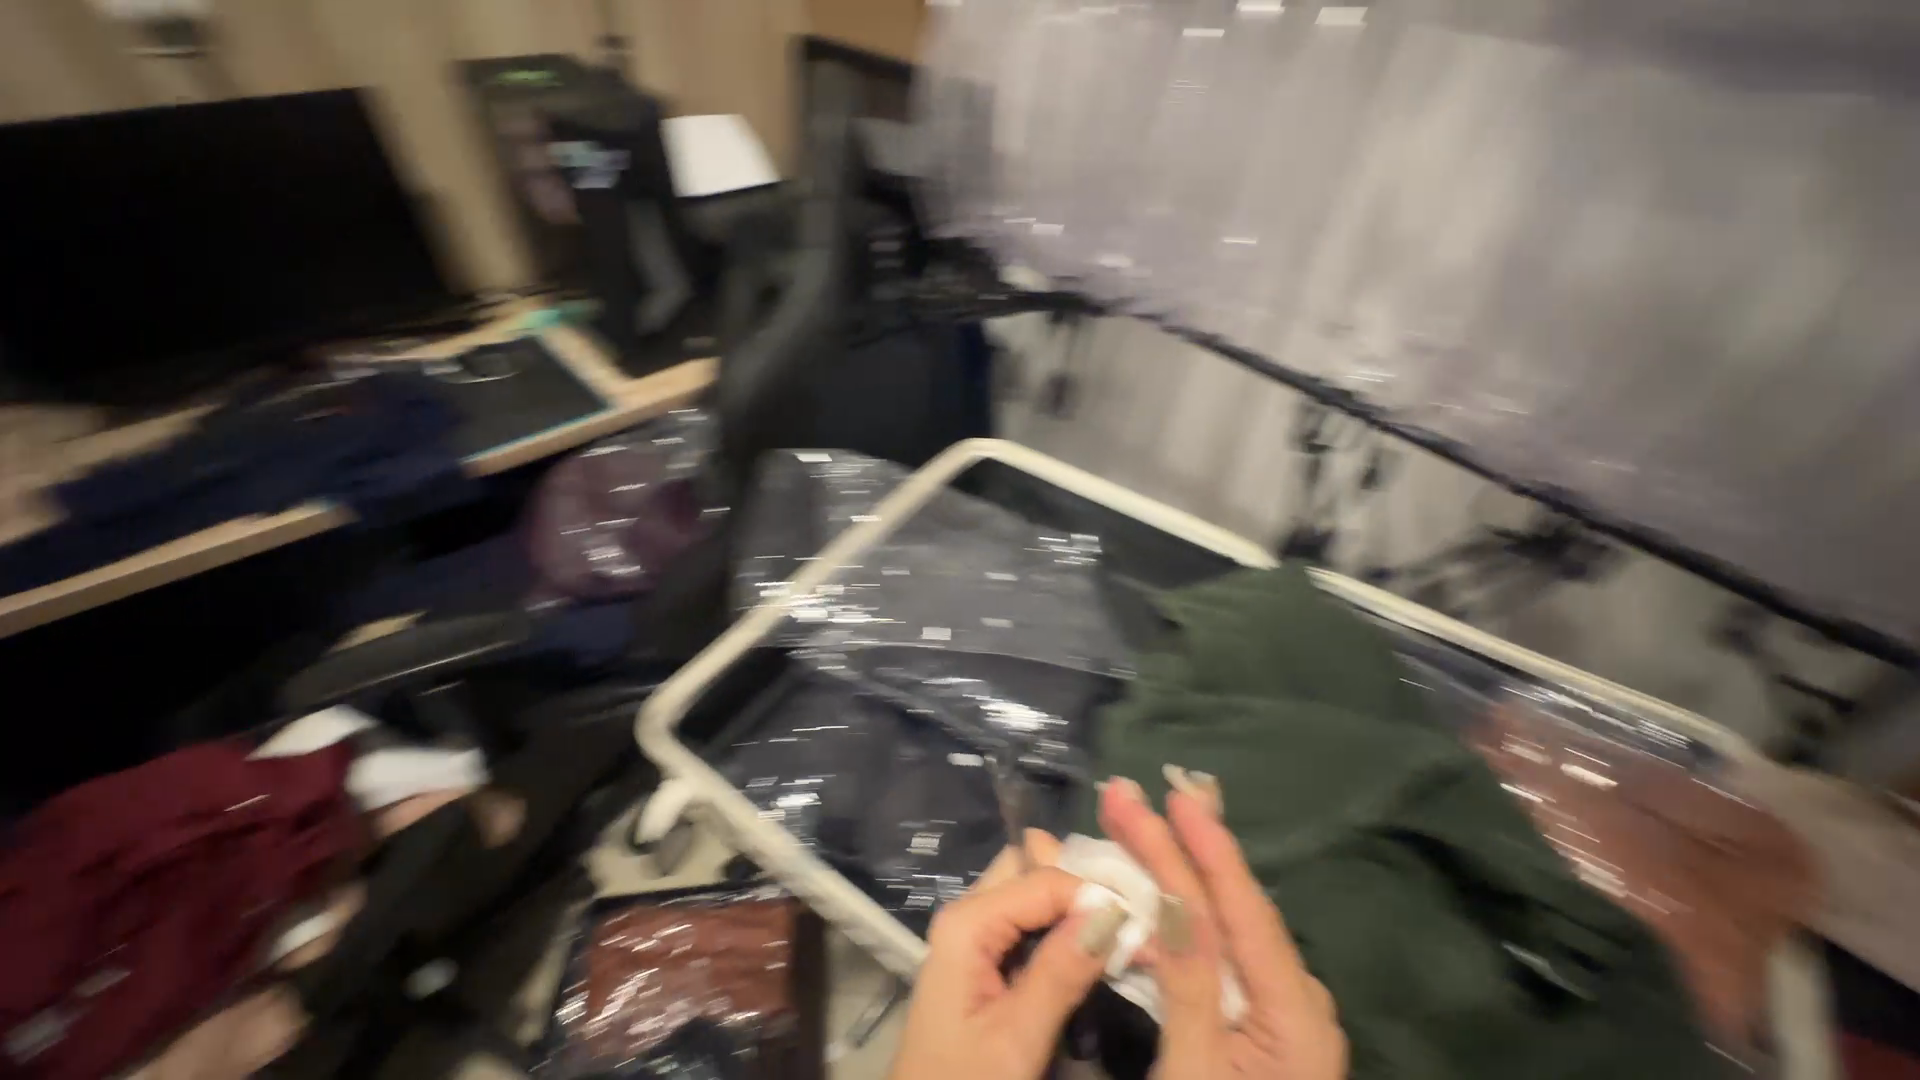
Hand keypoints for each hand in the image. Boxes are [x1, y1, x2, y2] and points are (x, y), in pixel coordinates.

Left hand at [889, 852, 1123, 1079]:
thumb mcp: (1016, 1039)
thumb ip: (1060, 973)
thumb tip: (1110, 912)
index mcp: (969, 922)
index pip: (1044, 878)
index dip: (1094, 895)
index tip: (1143, 926)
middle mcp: (969, 912)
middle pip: (1032, 866)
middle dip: (1083, 886)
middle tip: (1129, 925)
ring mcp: (976, 931)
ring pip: (1033, 889)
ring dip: (1077, 907)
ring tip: (1122, 939)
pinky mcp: (986, 954)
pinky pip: (1029, 919)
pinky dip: (1064, 928)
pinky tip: (1094, 953)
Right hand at [1100, 773, 1347, 1079]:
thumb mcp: (1193, 1077)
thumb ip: (1191, 989)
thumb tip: (1176, 903)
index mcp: (1297, 1016)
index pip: (1245, 913)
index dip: (1208, 848)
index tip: (1174, 797)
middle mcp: (1296, 998)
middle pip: (1228, 907)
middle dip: (1174, 846)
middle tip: (1125, 795)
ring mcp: (1275, 1007)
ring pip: (1218, 922)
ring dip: (1170, 869)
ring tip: (1131, 822)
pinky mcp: (1253, 1016)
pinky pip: (1213, 949)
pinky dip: (1176, 911)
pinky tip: (1149, 884)